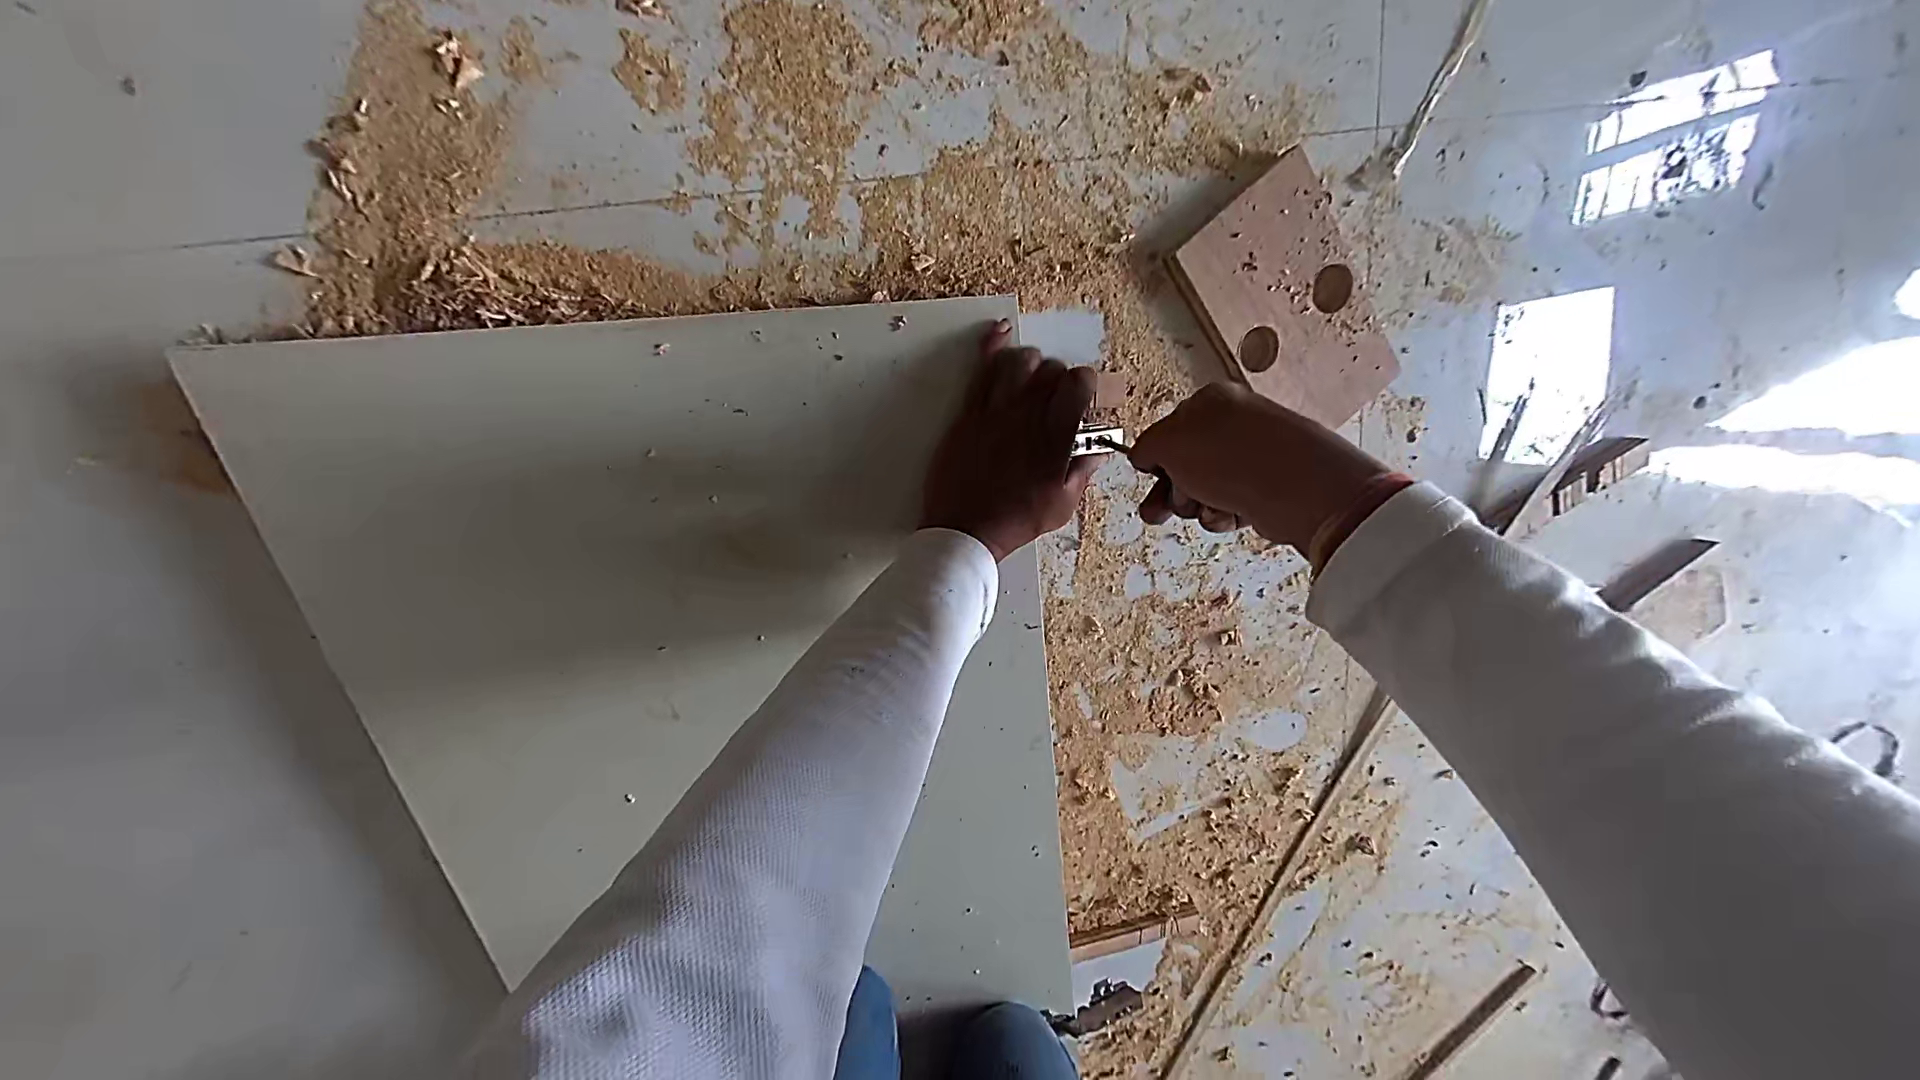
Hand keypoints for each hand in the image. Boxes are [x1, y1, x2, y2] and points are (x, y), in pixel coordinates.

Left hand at [920, 320, 1097, 561]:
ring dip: (1032, 364)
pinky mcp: (968, 414)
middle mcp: (1027, 417)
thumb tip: (1096, 448)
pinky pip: (981, 370)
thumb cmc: (1015, 521)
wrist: (965, 529)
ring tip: (1032, 378)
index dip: (1089, 385)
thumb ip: (1083, 470)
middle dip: (1061, 378)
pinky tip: (1000, 332)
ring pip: (1019, 362)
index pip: (1080, 384)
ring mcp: (994, 412)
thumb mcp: (1062, 504)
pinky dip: (992, 346)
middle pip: (1052, 369)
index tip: (1088, 396)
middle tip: (1058, 397)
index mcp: (1055, 438)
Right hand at [1129, 382, 1392, 552]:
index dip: (1155, 457)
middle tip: (1160, 508)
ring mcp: (1251, 456)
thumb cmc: (1235, 457)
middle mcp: (1233, 424)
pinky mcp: (1265, 487)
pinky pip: (1227, 505)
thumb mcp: (1167, 443)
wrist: (1296, 489)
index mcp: (1210, 401)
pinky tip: (1228, 513)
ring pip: (1203, 489)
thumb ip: (1145, 446)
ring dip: (1194, 505)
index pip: (1167, 429)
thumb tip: (1143, 455)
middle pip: (1183, 464)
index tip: (1151, 472)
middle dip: (1170, 490)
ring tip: (1204, 506)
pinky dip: (1221, 515)